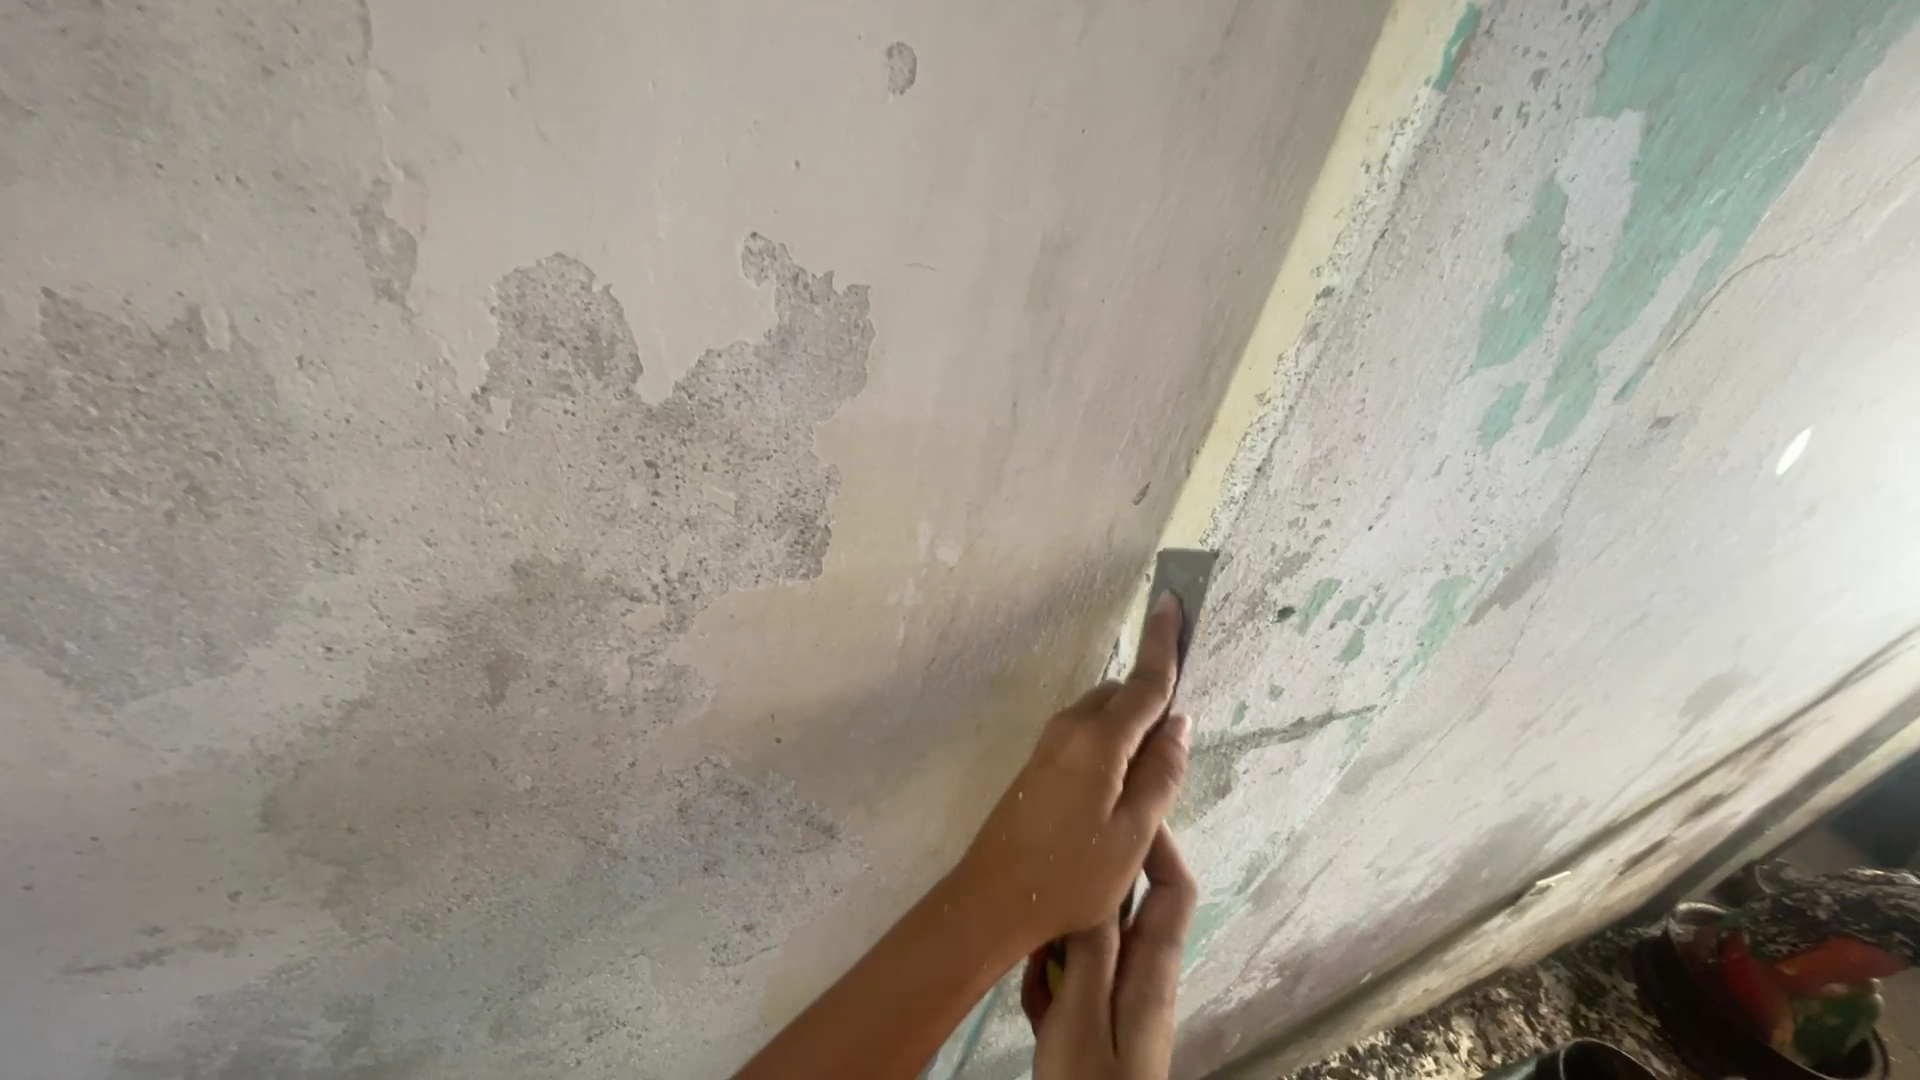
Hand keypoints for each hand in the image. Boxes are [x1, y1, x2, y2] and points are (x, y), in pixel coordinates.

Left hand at [953, 593, 1190, 949]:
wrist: (992, 898)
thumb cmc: (1070, 875)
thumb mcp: (1133, 833)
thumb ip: (1160, 774)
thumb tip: (1180, 723)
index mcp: (1099, 740)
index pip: (1143, 682)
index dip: (1162, 643)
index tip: (1172, 601)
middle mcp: (1071, 729)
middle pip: (1122, 696)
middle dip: (1152, 704)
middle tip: (1177, 754)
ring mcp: (1050, 744)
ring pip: (1104, 716)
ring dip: (1131, 728)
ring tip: (1150, 784)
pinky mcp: (1039, 763)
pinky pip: (1087, 736)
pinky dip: (1112, 744)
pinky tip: (1119, 790)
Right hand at [1022, 826, 1197, 1079]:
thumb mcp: (1080, 1014)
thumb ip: (1089, 947)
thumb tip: (1097, 884)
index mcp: (1153, 967)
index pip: (1173, 886)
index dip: (1159, 843)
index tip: (1124, 810)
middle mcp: (1143, 974)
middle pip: (1122, 909)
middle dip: (1083, 900)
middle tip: (1047, 899)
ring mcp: (1119, 997)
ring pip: (1089, 942)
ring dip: (1057, 948)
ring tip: (1033, 972)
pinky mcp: (1098, 1017)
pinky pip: (1074, 976)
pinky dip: (1050, 984)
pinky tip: (1032, 1007)